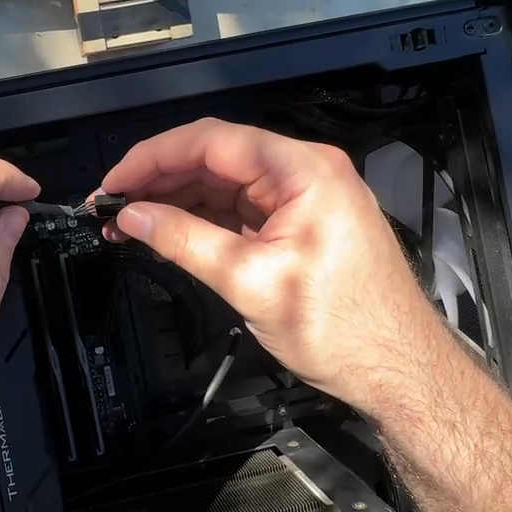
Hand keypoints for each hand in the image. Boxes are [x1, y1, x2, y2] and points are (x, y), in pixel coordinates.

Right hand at [100, 119, 444, 404]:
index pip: (211, 141)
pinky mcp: (297, 221)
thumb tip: (132, 217)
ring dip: (175, 199)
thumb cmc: (343, 329)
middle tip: (112, 206)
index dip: (153, 157)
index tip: (114, 182)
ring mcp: (302, 196)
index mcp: (303, 170)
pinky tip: (167, 231)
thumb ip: (184, 240)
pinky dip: (201, 217)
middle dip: (159, 179)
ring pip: (222, 182)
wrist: (400, 371)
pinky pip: (238, 206)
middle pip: (214, 157)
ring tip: (129, 222)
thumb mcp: (249, 281)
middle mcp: (304, 171)